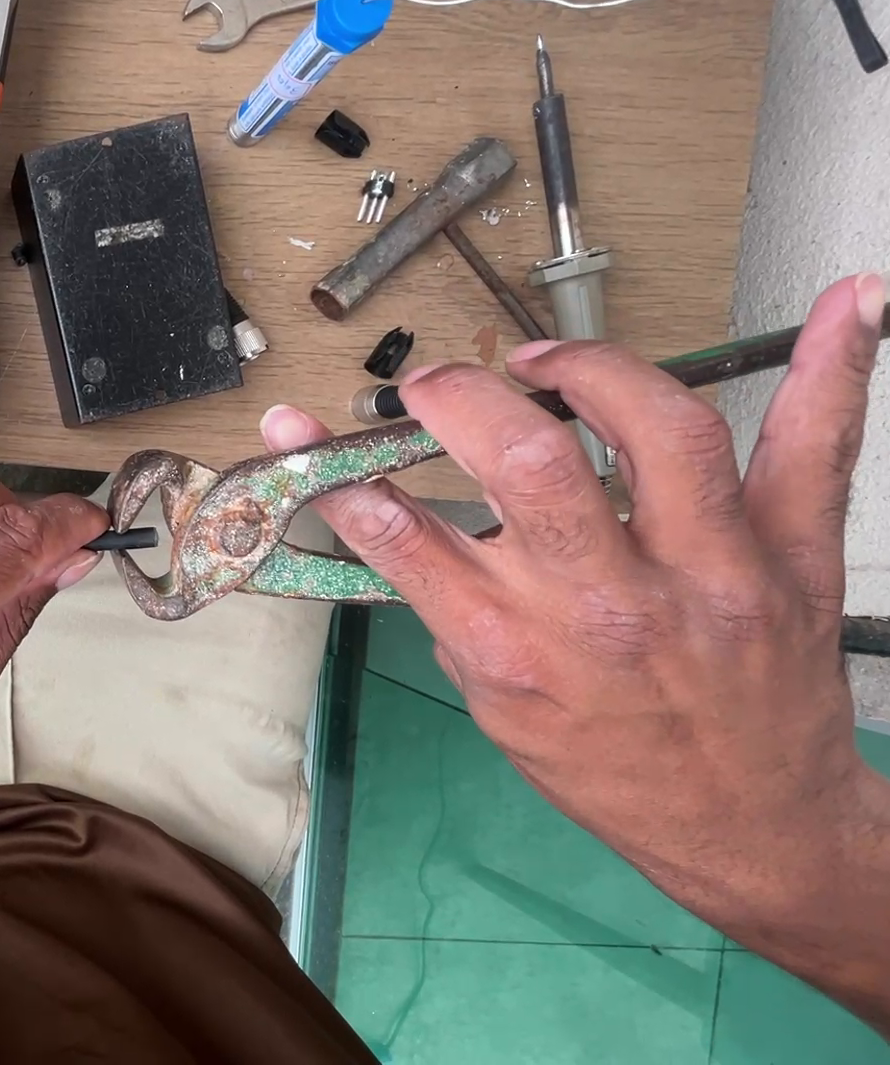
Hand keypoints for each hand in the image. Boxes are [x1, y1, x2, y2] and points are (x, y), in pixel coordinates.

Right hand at [261, 274, 889, 1025]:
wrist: (748, 827)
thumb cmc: (590, 761)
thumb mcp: (482, 694)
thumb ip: (442, 600)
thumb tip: (383, 516)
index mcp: (508, 645)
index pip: (400, 537)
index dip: (333, 471)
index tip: (294, 427)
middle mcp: (602, 603)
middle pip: (526, 464)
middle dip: (459, 401)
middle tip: (431, 387)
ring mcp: (710, 573)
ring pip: (661, 433)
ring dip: (588, 372)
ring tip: (539, 363)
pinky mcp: (794, 558)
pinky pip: (819, 451)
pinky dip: (832, 371)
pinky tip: (843, 301)